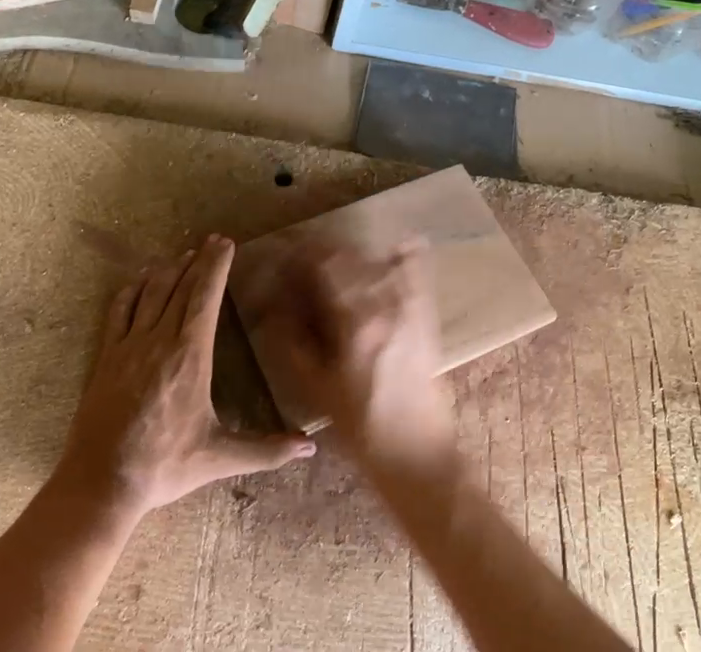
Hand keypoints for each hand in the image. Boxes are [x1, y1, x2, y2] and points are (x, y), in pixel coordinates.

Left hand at [56, 235, 315, 515]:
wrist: (103, 480)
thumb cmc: (165, 466)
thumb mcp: (221, 457)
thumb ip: (268, 449)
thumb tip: (310, 448)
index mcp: (190, 356)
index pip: (205, 297)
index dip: (215, 267)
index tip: (224, 243)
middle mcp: (158, 340)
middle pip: (180, 287)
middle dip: (197, 261)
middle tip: (210, 241)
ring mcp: (128, 346)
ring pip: (150, 294)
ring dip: (167, 270)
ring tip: (181, 256)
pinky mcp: (106, 357)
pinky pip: (119, 311)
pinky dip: (132, 290)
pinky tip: (139, 282)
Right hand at [264, 239, 455, 475]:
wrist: (417, 454)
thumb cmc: (359, 427)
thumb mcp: (314, 386)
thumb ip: (291, 340)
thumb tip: (273, 306)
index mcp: (353, 319)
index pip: (319, 263)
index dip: (294, 253)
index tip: (276, 256)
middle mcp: (384, 304)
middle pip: (346, 254)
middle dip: (316, 250)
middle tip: (296, 262)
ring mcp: (410, 308)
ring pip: (376, 258)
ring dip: (348, 253)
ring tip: (329, 262)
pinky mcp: (426, 318)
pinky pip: (415, 273)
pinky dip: (402, 255)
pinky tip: (394, 245)